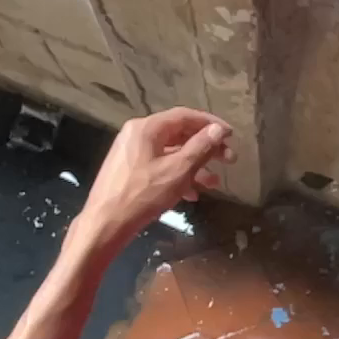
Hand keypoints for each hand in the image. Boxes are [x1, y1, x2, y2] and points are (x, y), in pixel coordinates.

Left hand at [76, 108, 233, 249]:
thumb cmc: (144, 194)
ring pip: (171, 154)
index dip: (211, 124)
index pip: (185, 116)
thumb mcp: (178, 171)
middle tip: (229, 160)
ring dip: (195, 166)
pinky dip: (178, 176)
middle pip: (179, 135)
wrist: (106, 222)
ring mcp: (132, 153)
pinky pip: (160, 167)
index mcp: (147, 128)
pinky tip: (191, 194)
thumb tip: (219, 130)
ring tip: (214, 183)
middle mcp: (138, 135)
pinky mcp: (129, 171)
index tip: (231, 135)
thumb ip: (201, 148)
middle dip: (206, 148)